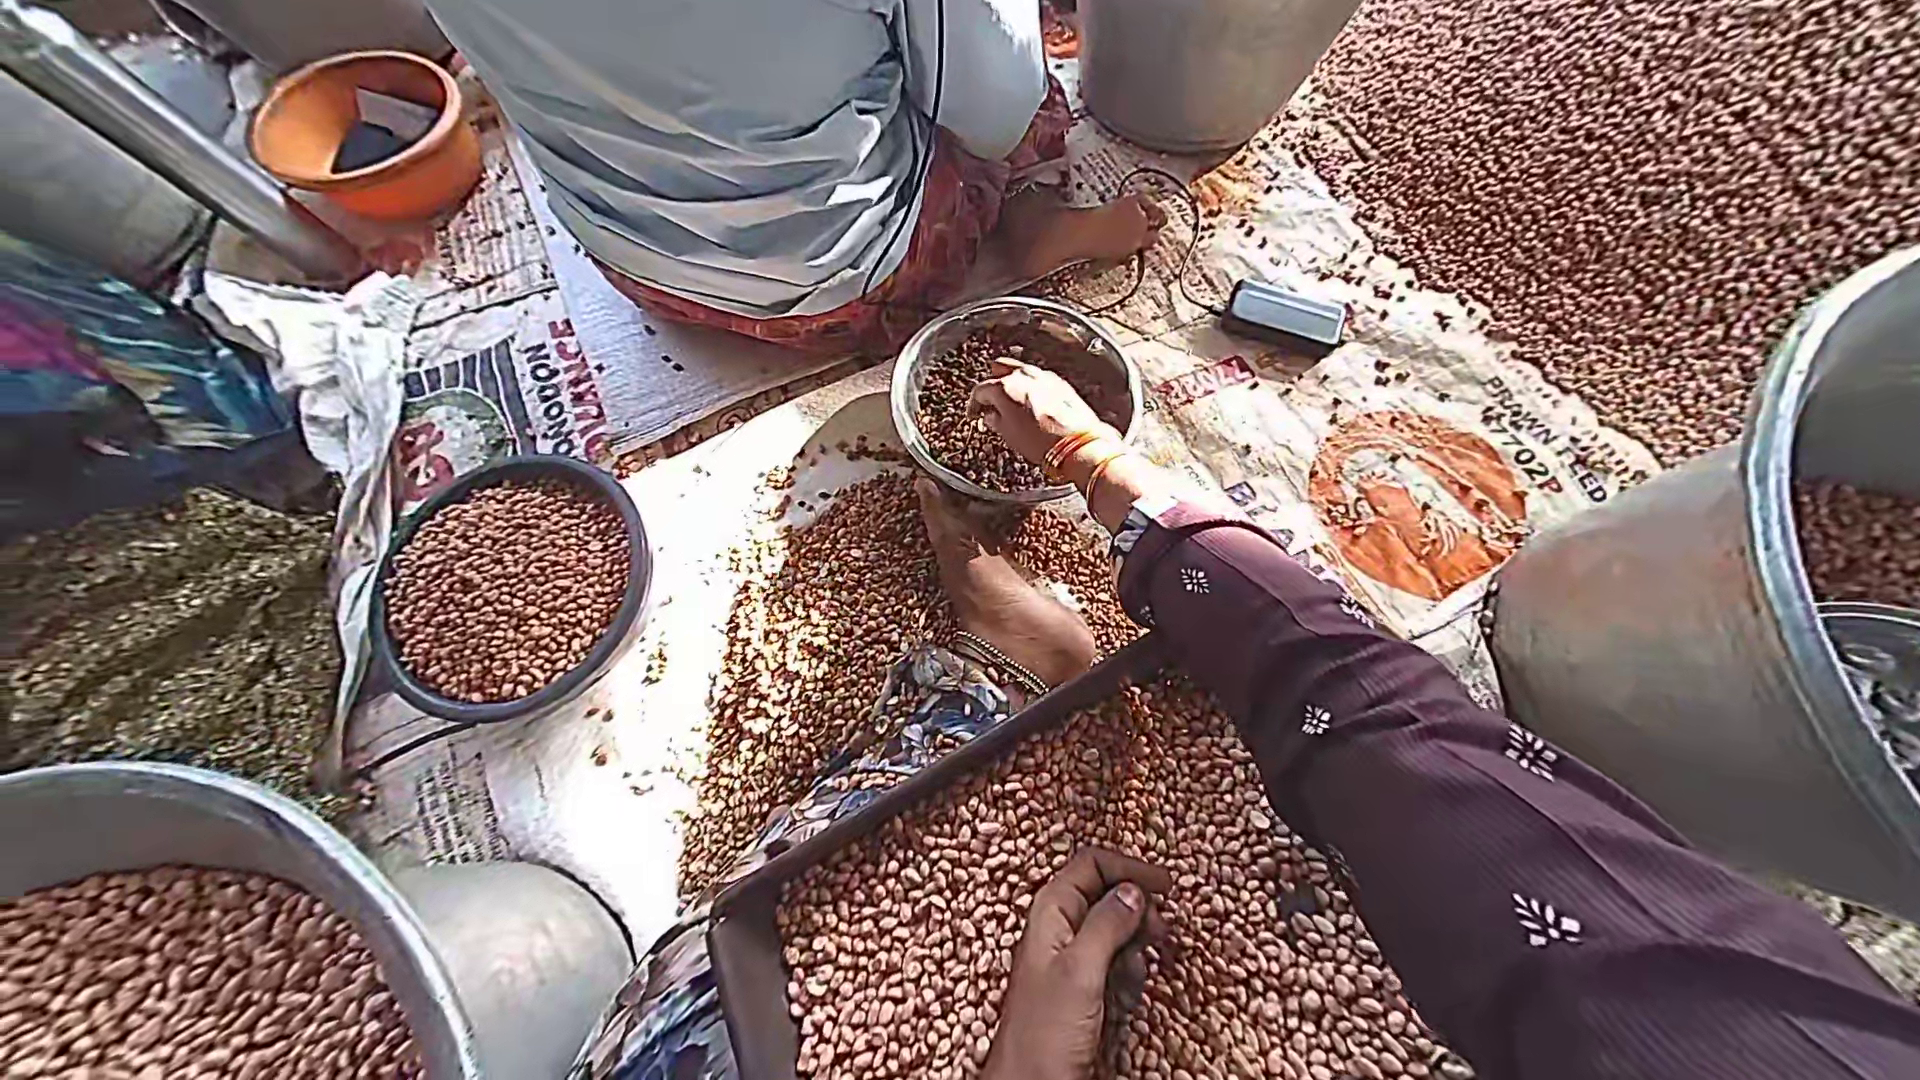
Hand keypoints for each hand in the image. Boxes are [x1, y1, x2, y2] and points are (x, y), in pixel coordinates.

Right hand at [969, 359, 1120, 465]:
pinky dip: (1029, 387)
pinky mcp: (1058, 381)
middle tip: (990, 404)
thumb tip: (991, 416)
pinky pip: (1036, 378)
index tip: (974, 414)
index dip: (974, 404)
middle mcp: (1022, 376)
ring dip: (1010, 384)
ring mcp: (1042, 376)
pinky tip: (1030, 403)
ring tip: (1010, 403)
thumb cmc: (1043, 442)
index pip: (980, 390)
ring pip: (1019, 371)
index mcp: (1003, 387)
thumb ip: (996, 420)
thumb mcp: (1009, 435)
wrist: (1077, 444)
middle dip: (992, 387)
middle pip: (998, 371)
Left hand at [984, 849, 1171, 1079]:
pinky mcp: (1084, 984)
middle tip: (1161, 933)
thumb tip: (1133, 890)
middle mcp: (1062, 924)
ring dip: (1135, 946)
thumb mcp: (1080, 970)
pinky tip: (1128, 994)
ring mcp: (1073, 954)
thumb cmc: (1045, 1031)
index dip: (1129, 868)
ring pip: (1116, 929)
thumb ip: (1107, 924)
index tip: (1165, 884)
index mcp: (1052, 907)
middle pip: (1108, 893)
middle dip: (1138, 910)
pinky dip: (1129, 972)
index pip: (1092, 863)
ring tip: (1137, 971)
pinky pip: (1116, 962)